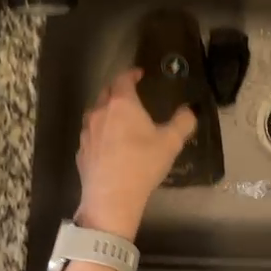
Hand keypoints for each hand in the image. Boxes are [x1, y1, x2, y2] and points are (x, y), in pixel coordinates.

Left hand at [74, 69, 195, 238]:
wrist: (112, 197)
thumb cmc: (142, 164)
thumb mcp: (171, 142)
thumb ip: (183, 122)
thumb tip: (189, 111)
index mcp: (122, 104)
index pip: (123, 79)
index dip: (131, 74)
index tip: (139, 74)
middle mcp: (100, 112)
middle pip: (106, 93)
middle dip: (118, 90)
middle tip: (131, 95)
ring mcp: (87, 132)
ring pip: (95, 113)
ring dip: (106, 111)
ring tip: (119, 119)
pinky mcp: (81, 150)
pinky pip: (91, 134)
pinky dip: (100, 132)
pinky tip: (108, 144)